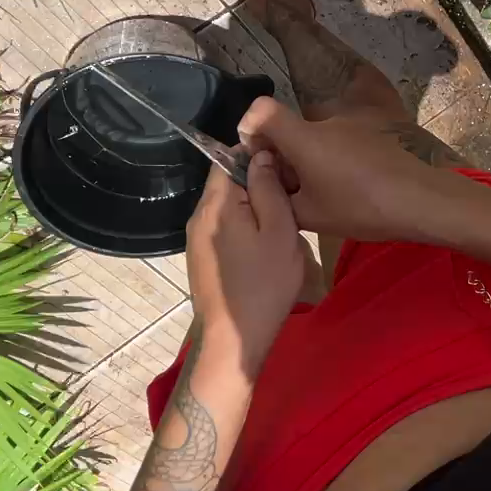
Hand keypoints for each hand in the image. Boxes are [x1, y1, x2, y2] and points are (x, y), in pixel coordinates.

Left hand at [184, 152, 305, 381]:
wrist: (236, 337)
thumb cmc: (265, 282)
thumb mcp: (279, 230)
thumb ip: (269, 189)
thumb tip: (262, 156)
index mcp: (216, 206)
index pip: (226, 159)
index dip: (256, 153)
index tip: (286, 162)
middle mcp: (199, 217)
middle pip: (226, 181)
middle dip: (257, 178)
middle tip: (293, 190)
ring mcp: (197, 239)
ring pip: (227, 204)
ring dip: (254, 202)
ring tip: (285, 213)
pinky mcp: (203, 257)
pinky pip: (225, 224)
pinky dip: (246, 221)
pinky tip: (267, 237)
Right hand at [236, 97, 458, 244]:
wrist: (421, 199)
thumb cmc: (360, 207)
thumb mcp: (309, 215)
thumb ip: (277, 197)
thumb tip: (267, 185)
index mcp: (304, 137)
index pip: (262, 110)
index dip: (250, 129)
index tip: (257, 158)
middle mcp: (327, 122)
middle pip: (291, 129)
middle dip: (282, 156)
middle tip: (291, 191)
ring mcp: (354, 126)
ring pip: (317, 139)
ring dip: (311, 161)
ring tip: (324, 196)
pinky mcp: (375, 134)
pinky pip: (341, 143)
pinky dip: (335, 161)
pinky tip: (350, 190)